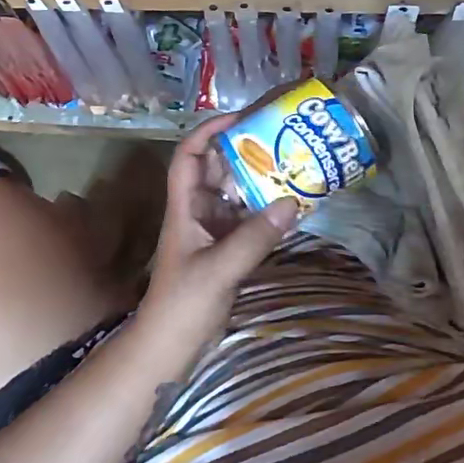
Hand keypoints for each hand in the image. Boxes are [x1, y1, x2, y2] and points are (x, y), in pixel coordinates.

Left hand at [139, 112, 299, 340]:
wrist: (171, 346)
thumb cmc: (183, 303)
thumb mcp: (219, 268)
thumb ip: (254, 238)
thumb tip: (293, 201)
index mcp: (183, 207)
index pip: (188, 156)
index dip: (207, 131)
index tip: (240, 117)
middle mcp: (196, 212)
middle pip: (215, 169)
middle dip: (242, 151)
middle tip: (280, 138)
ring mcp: (211, 231)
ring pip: (233, 194)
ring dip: (257, 180)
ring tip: (292, 164)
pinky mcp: (224, 250)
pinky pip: (245, 220)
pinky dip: (264, 210)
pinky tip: (290, 206)